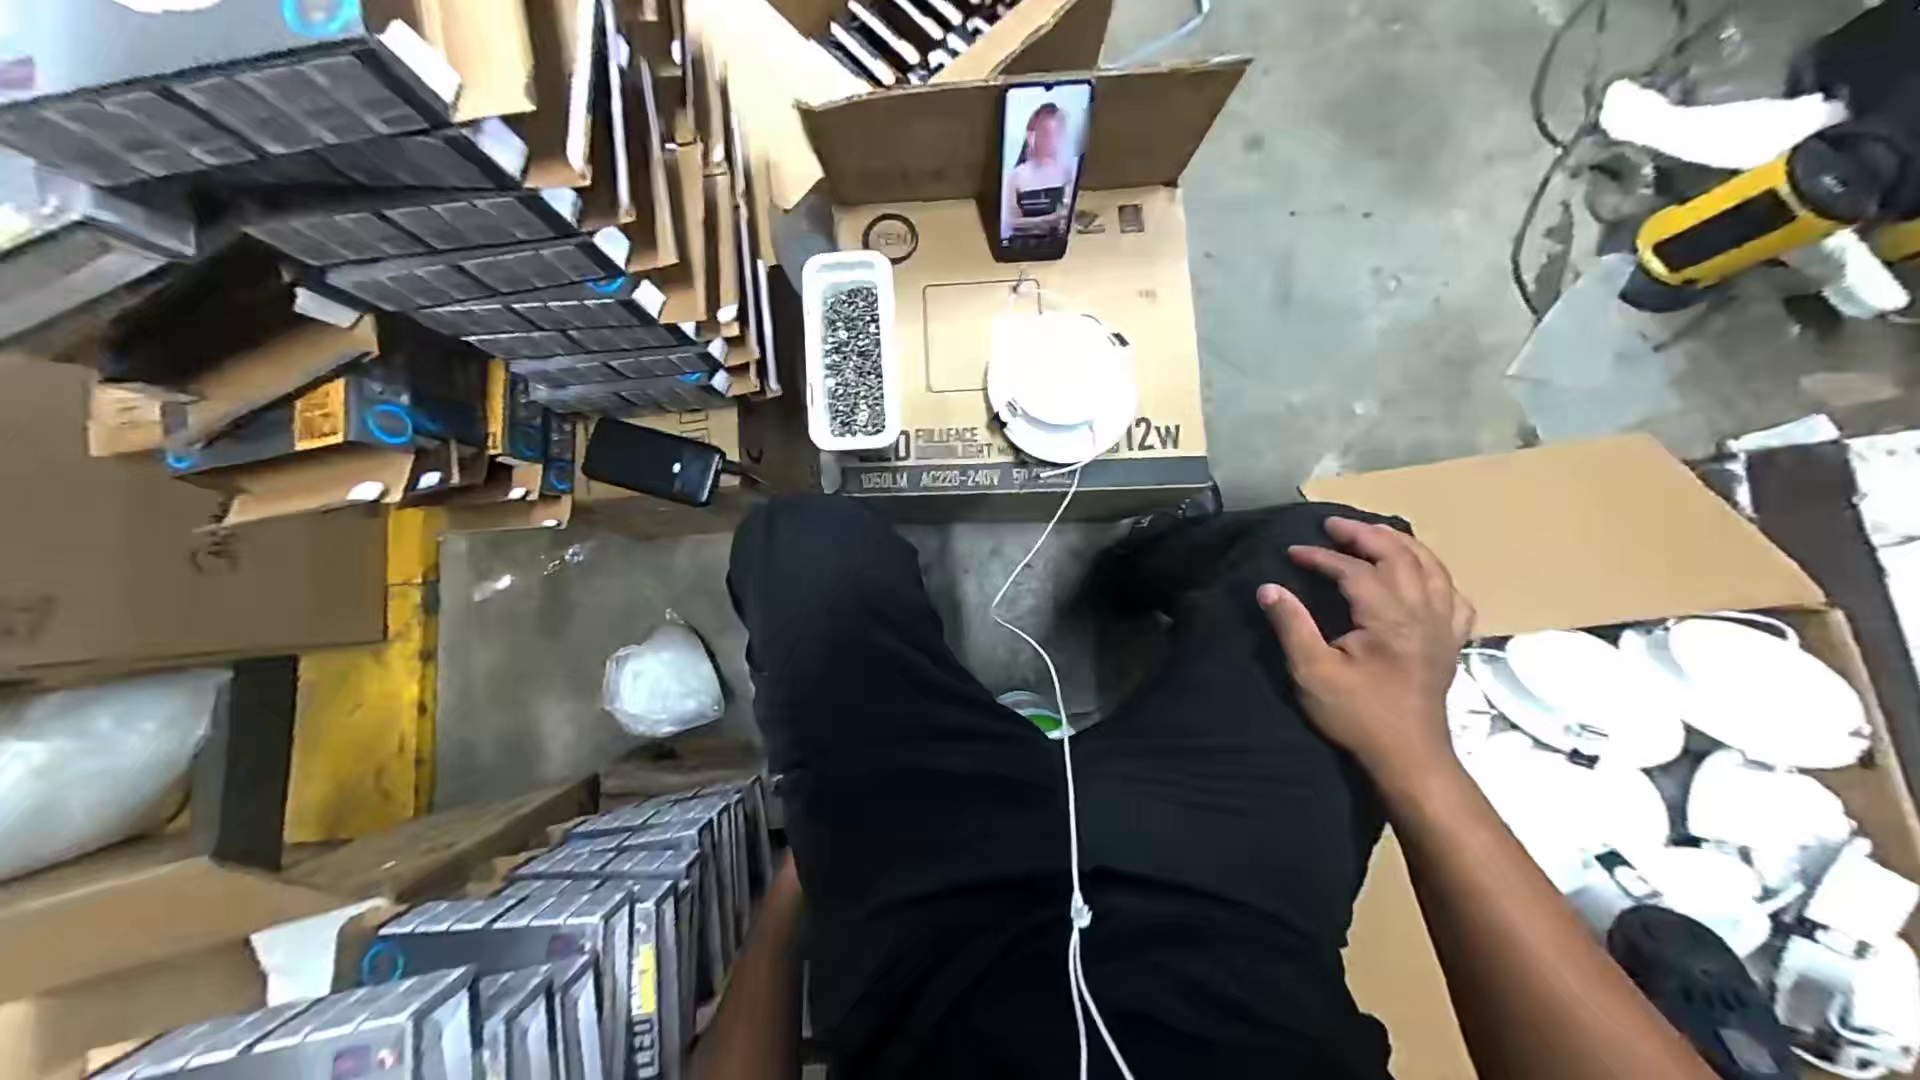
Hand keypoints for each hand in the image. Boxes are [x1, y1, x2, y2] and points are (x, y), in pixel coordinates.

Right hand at [1256, 517, 1474, 785]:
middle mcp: (1424, 614)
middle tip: (1333, 525)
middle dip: (1365, 534)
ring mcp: (1443, 627)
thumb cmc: (1357, 715)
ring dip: (1401, 544)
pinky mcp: (1450, 641)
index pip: (1356, 570)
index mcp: (1390, 619)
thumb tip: (1268, 588)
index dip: (1322, 556)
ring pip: (1431, 567)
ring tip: (1373, 533)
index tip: (1292, 552)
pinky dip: (1435, 574)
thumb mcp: (1312, 672)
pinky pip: (1453, 595)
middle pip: (1401, 556)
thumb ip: (1292, 625)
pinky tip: (1422, 574)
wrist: (1409, 756)